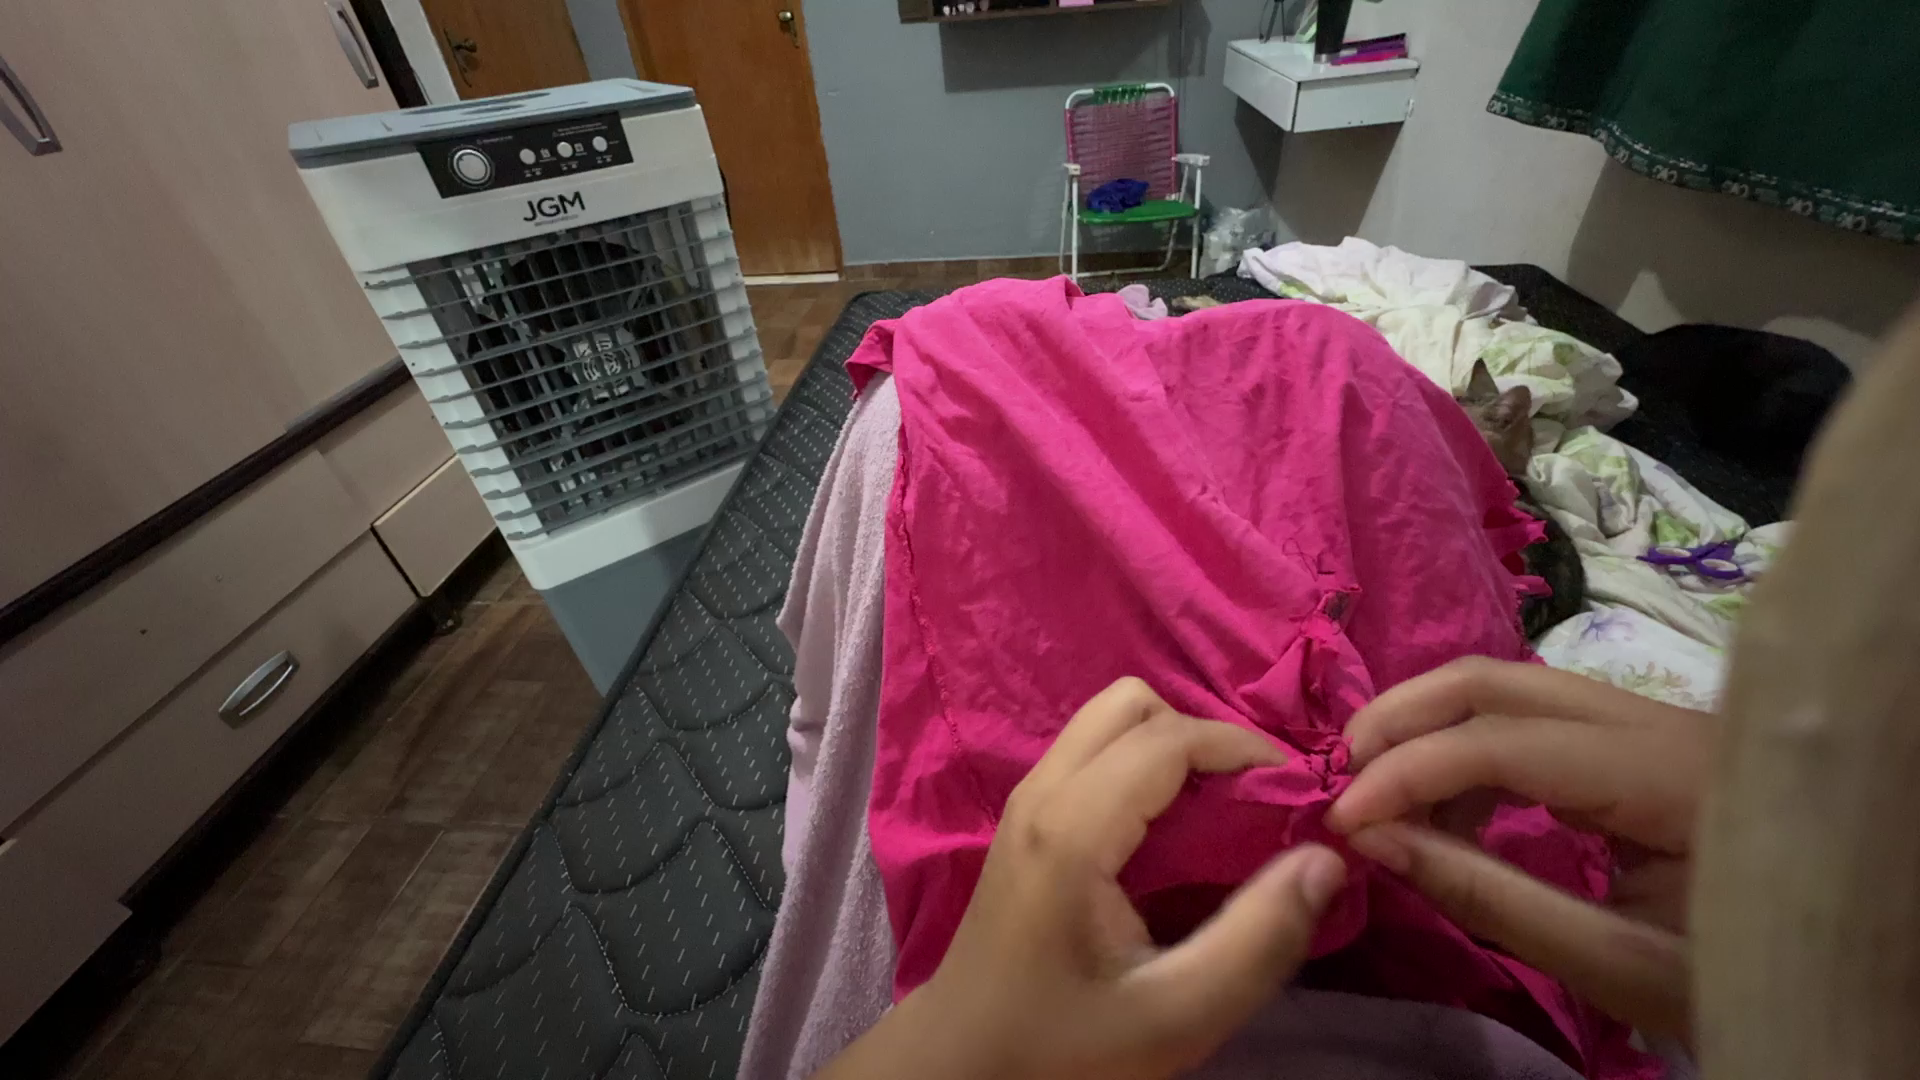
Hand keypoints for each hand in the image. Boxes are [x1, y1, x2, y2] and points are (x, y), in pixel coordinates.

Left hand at [817, 678, 1346, 1079]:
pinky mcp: (1027, 811)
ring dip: (1171, 744)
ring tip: (1218, 809)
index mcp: (1071, 825)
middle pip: (1129, 703)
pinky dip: (1142, 761)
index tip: (1297, 792)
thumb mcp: (1175, 1014)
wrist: (965, 1056)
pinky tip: (1171, 824)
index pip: (1166, 738)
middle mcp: (1042, 787)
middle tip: (1250, 800)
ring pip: (1107, 719)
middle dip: (1201, 735)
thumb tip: (1323, 859)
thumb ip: (1258, 937)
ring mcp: (1027, 794)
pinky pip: (1092, 749)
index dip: (1241, 749)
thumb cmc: (1063, 1043)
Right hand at [1324, 657, 1709, 1038]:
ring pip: (1499, 687)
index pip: (1502, 743)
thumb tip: (1369, 839)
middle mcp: (1655, 720)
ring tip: (1381, 790)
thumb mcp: (1624, 968)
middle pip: (1491, 680)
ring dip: (1423, 728)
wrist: (1859, 973)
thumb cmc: (1747, 981)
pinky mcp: (1629, 736)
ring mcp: (1643, 719)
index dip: (1408, 774)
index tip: (1342, 820)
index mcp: (1676, 776)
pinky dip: (1460, 750)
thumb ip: (1491, 899)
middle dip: (1400, 718)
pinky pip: (1520, 716)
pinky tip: (1443, 806)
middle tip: (1344, 773)